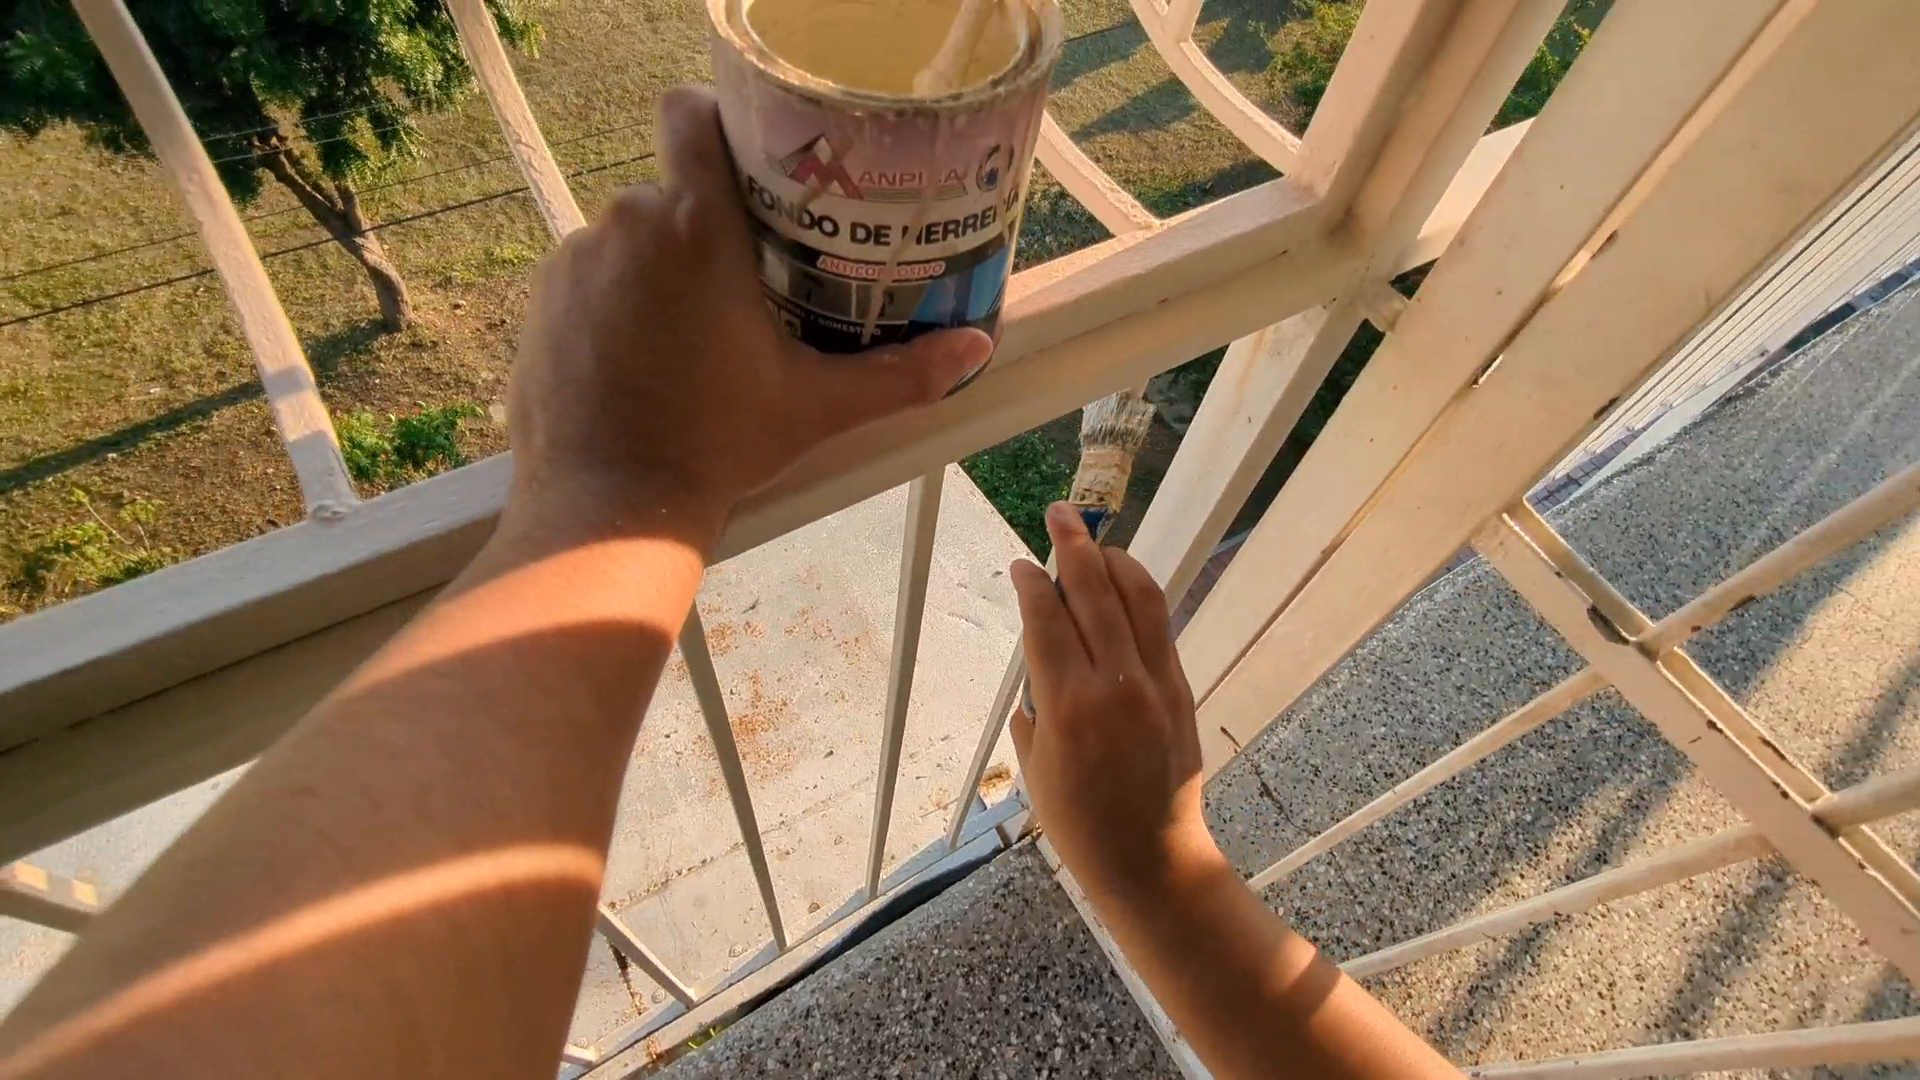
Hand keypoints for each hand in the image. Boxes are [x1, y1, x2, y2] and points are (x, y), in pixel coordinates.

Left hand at [502, 86, 992, 545]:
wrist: (613, 504)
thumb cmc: (721, 445)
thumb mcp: (819, 407)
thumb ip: (902, 374)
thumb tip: (978, 349)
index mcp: (695, 230)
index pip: (691, 114)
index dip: (722, 123)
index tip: (755, 166)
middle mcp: (625, 226)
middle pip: (674, 188)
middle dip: (711, 221)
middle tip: (753, 279)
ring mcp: (575, 261)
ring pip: (633, 233)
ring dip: (666, 264)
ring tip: (700, 329)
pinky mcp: (544, 300)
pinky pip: (594, 271)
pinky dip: (622, 297)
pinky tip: (648, 354)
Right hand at [1008, 503, 1227, 916]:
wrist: (1154, 860)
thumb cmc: (1080, 823)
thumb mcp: (1035, 767)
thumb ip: (1032, 706)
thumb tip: (1039, 665)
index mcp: (1069, 705)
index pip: (1046, 619)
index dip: (1030, 582)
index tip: (1021, 562)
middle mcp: (1114, 682)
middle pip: (1093, 592)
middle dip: (1072, 545)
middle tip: (1059, 513)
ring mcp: (1154, 681)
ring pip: (1136, 597)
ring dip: (1112, 559)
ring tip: (1093, 540)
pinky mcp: (1180, 687)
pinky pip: (1159, 623)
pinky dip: (1139, 590)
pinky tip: (1124, 578)